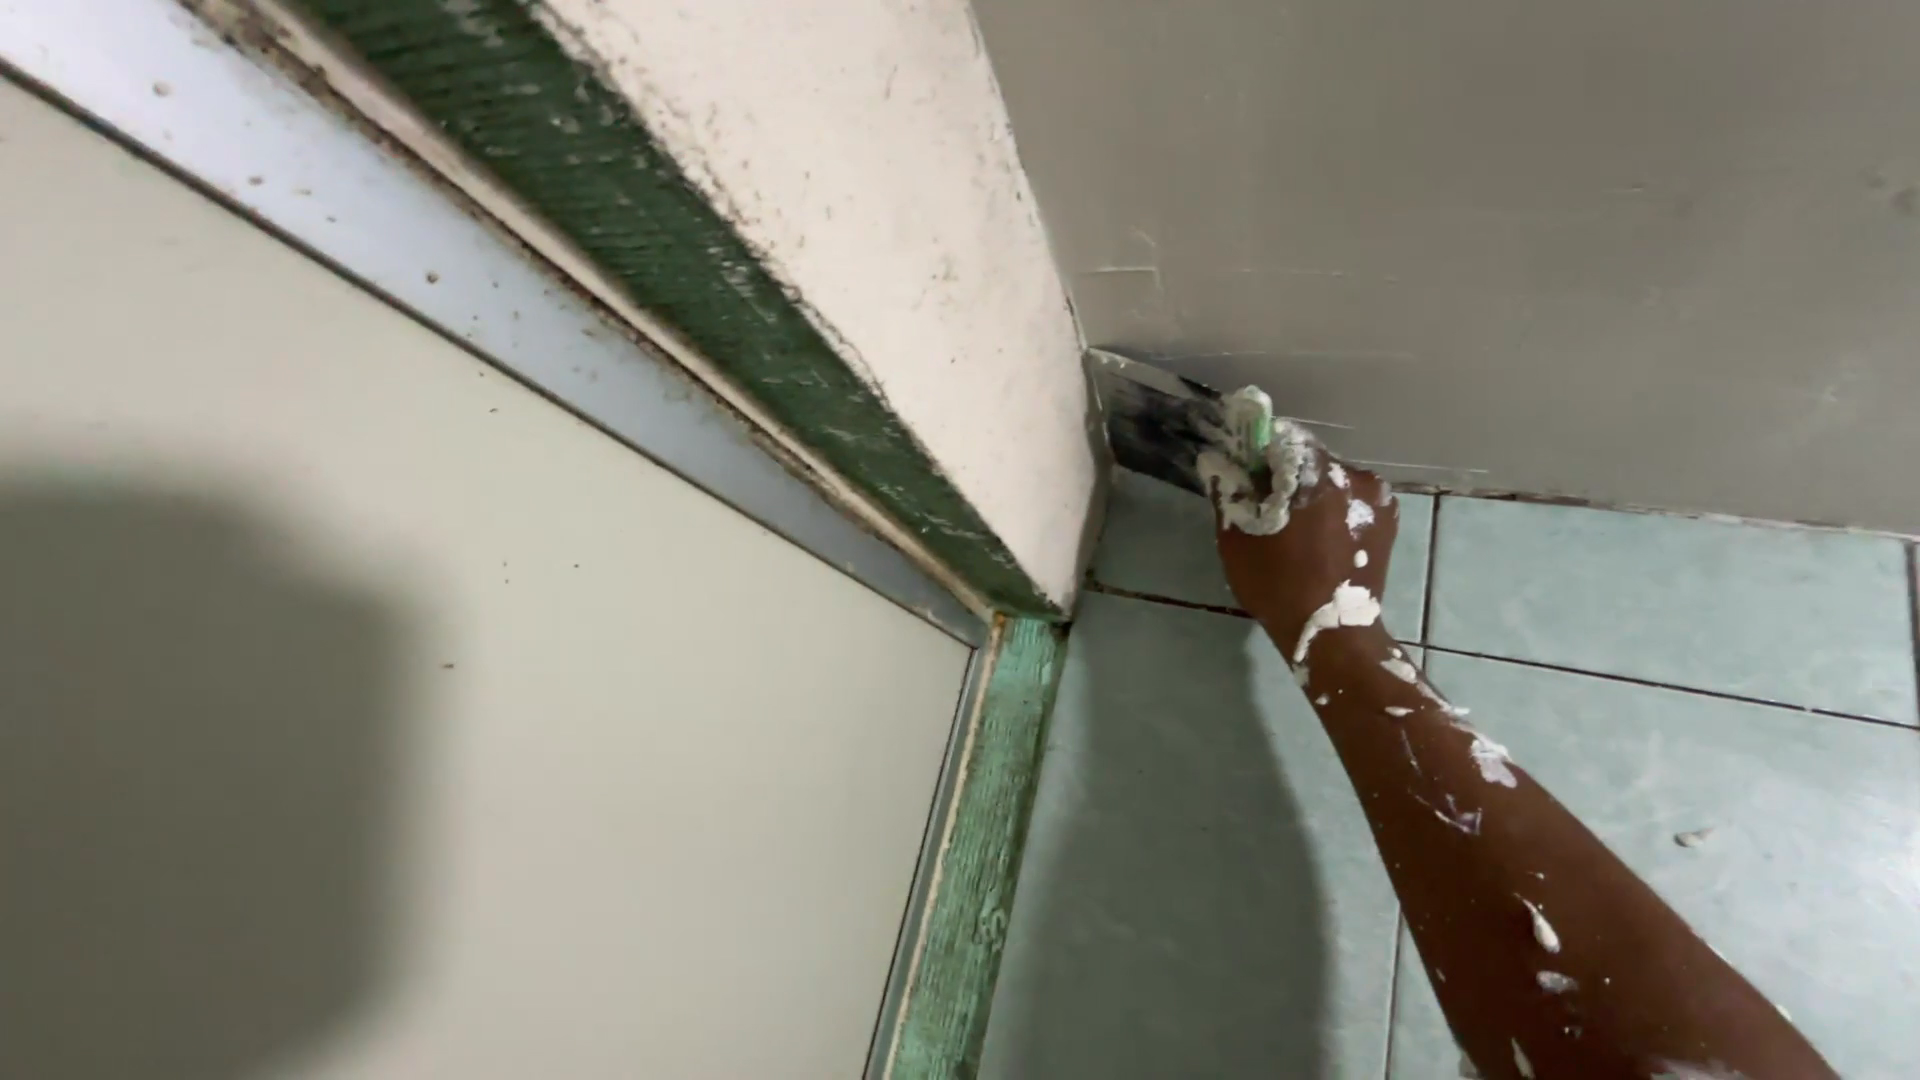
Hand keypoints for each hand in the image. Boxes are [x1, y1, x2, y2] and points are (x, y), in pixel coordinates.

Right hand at [1209, 429, 1400, 650]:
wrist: (1332, 634)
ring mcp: (1377, 498)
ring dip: (1310, 493)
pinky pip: (1350, 500)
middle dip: (1285, 475)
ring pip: (1331, 480)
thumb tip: (1216, 464)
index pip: (1281, 439)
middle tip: (1264, 504)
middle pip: (1309, 459)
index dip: (1258, 452)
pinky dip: (1332, 509)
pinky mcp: (1389, 520)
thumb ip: (1228, 494)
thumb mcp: (1237, 540)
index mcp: (1314, 474)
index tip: (1244, 473)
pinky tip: (1317, 537)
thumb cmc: (1277, 585)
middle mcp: (1353, 475)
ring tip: (1293, 526)